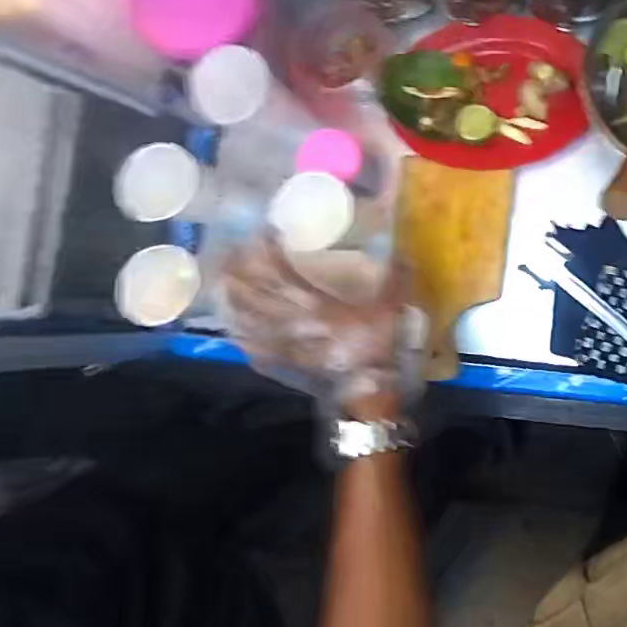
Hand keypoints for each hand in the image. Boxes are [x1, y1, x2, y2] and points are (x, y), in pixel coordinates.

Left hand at [223, 240, 408, 418]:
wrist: (369, 393)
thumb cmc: (378, 347)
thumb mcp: (394, 307)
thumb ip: (397, 278)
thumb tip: (404, 254)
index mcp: (315, 304)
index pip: (281, 272)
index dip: (268, 251)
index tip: (264, 233)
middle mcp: (292, 322)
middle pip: (253, 296)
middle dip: (237, 274)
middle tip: (227, 256)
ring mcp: (285, 345)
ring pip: (248, 322)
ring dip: (232, 303)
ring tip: (222, 288)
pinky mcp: (287, 365)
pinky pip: (256, 351)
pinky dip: (243, 339)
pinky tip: (236, 333)